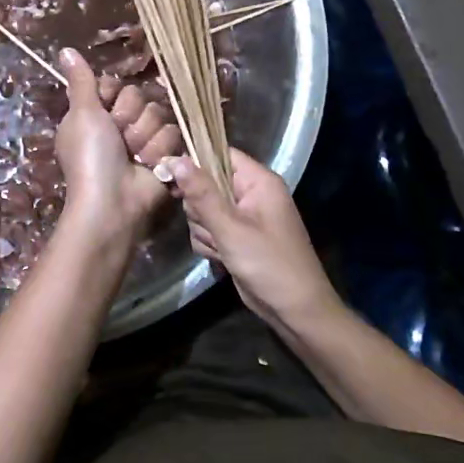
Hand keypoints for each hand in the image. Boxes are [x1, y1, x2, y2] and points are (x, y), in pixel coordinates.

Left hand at [54, 48, 182, 242]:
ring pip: (159, 115)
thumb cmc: (90, 156)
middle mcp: (117, 124)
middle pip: (139, 97)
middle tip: (119, 139)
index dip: (114, 95)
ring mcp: (141, 139)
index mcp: (92, 114)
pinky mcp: (164, 154)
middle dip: (131, 119)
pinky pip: (174, 135)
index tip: (105, 110)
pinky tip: (150, 166)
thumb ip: (80, 81)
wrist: (113, 201)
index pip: (115, 85)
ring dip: (145, 137)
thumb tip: (65, 50)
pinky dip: (160, 152)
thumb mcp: (82, 114)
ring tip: (133, 156)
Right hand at [167, 146, 338, 320]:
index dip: (193, 160)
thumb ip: (201, 193)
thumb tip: (175, 160)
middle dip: (199, 207)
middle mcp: (250, 194)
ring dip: (203, 229)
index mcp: (258, 182)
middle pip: (205, 183)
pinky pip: (207, 228)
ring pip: (202, 209)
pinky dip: (208, 242)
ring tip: (221, 247)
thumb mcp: (230, 227)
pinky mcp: (235, 236)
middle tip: (210, 225)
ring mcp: (242, 216)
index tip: (169, 174)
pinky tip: (220, 257)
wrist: (294, 309)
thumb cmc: (268, 263)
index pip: (219, 153)